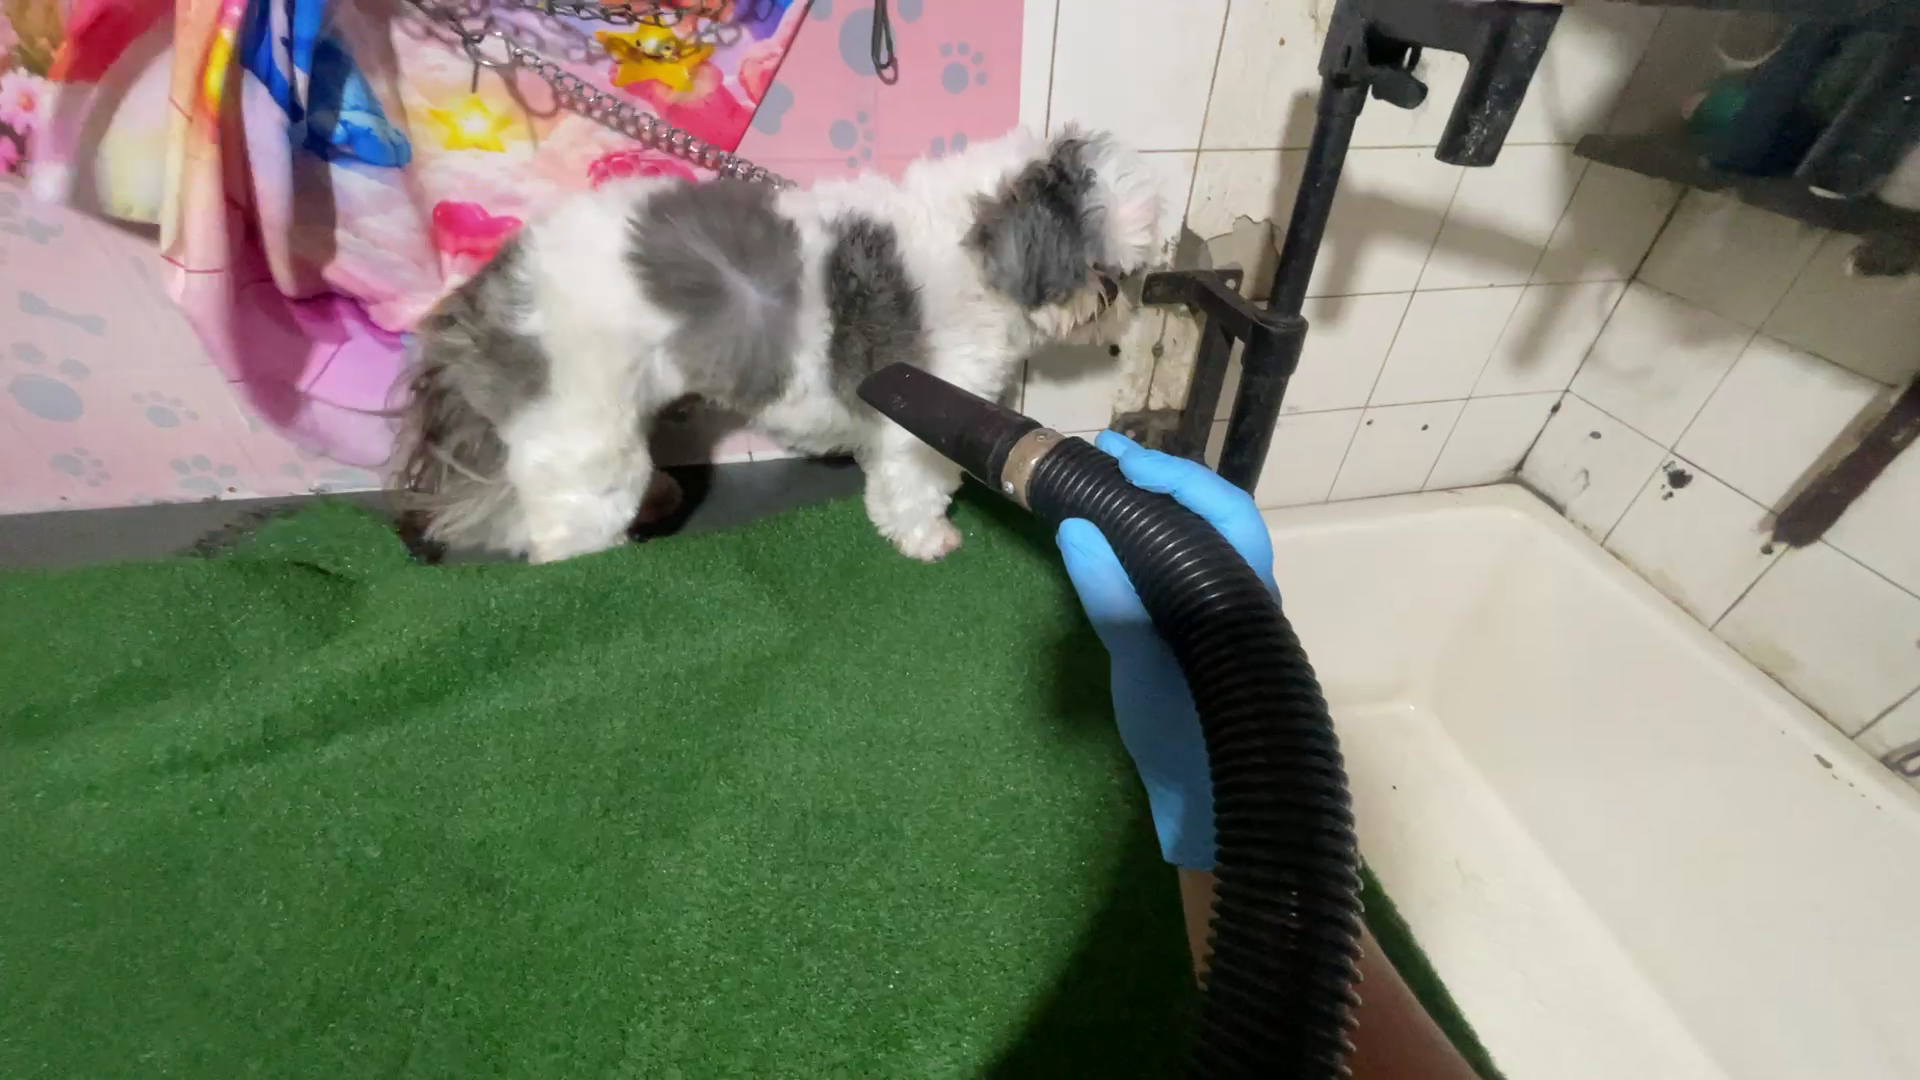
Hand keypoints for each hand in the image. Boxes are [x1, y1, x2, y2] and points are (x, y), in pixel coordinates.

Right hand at [1054, 432, 1275, 870]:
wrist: (1202, 806)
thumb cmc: (1183, 741)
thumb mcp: (1144, 670)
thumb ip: (1117, 601)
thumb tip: (1079, 529)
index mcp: (1244, 597)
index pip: (1226, 515)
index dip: (1180, 481)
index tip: (1124, 463)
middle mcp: (1240, 594)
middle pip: (1211, 518)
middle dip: (1164, 482)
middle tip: (1107, 458)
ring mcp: (1217, 613)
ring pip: (1193, 542)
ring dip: (1153, 509)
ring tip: (1106, 486)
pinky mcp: (1192, 631)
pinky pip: (1173, 570)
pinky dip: (1144, 543)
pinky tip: (1113, 541)